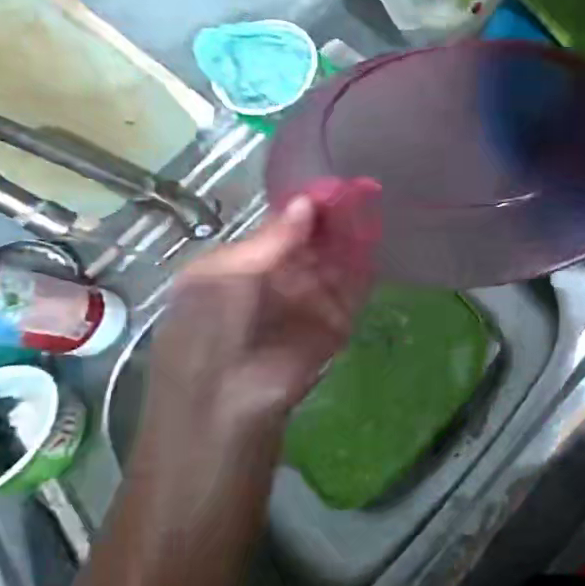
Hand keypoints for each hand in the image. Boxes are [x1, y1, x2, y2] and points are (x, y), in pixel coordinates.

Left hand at [142, 178, 382, 446]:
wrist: (225, 403)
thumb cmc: (207, 333)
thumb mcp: (223, 276)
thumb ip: (269, 240)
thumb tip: (307, 202)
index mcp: (246, 262)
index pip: (284, 224)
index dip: (307, 203)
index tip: (333, 182)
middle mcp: (282, 276)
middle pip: (317, 236)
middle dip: (337, 213)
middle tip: (363, 187)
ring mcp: (312, 298)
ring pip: (340, 257)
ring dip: (356, 232)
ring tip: (374, 203)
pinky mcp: (339, 321)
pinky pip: (356, 286)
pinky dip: (367, 263)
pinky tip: (377, 236)